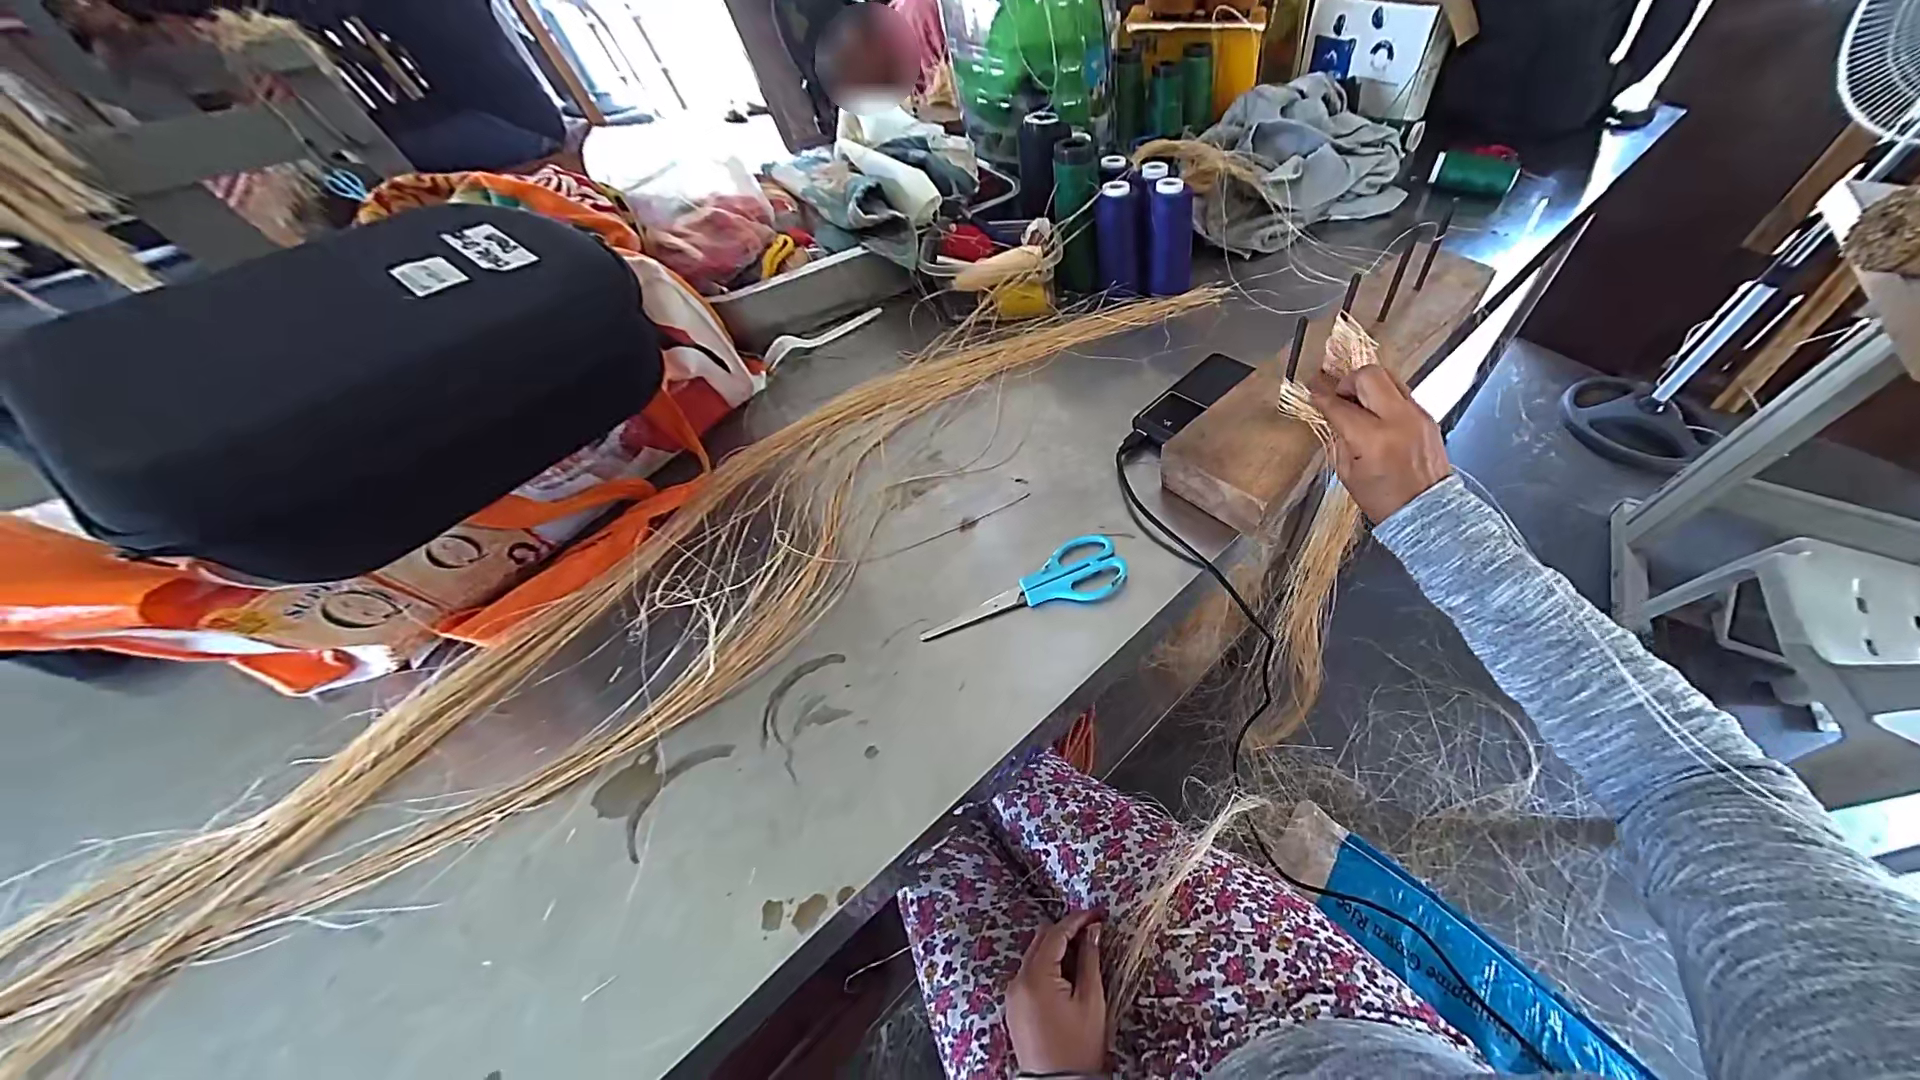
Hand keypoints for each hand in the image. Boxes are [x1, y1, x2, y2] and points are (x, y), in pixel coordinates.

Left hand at [1006, 912, 1107, 1075]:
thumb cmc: (1079, 1047)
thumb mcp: (1091, 1002)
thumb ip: (1090, 960)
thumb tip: (1093, 930)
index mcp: (1036, 976)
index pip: (1055, 934)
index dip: (1076, 920)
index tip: (1096, 914)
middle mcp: (1018, 979)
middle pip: (1041, 940)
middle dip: (1065, 931)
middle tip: (1091, 930)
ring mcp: (1012, 992)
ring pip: (1034, 955)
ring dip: (1055, 948)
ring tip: (1082, 951)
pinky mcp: (1013, 1005)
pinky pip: (1029, 973)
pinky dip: (1046, 965)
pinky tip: (1065, 972)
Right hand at [1311, 366, 1450, 523]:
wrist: (1426, 508)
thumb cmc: (1382, 497)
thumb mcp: (1347, 471)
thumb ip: (1339, 437)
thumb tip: (1332, 414)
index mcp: (1372, 439)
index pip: (1340, 406)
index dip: (1322, 398)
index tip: (1312, 393)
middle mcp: (1398, 420)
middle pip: (1370, 375)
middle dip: (1348, 381)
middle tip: (1339, 395)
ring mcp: (1417, 415)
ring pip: (1389, 378)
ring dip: (1368, 386)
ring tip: (1357, 404)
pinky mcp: (1427, 416)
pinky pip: (1401, 394)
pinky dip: (1383, 398)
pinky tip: (1375, 415)